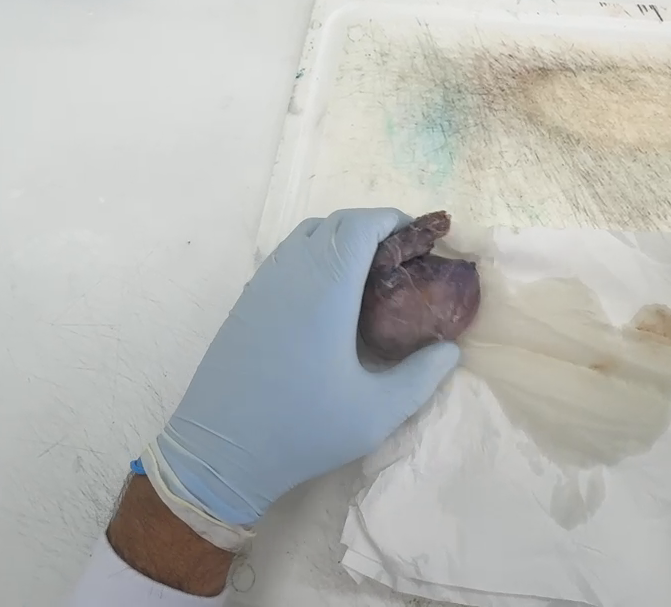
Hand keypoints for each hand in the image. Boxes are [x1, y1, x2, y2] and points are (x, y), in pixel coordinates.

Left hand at [154, 209, 460, 525]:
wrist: (220, 451)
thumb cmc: (301, 429)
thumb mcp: (376, 413)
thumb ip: (422, 377)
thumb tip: (451, 350)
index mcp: (326, 287)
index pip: (359, 225)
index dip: (391, 219)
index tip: (417, 237)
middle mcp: (293, 271)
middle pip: (335, 222)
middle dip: (371, 226)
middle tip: (399, 255)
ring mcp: (264, 281)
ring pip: (306, 234)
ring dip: (340, 236)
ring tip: (367, 270)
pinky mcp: (247, 297)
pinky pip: (286, 254)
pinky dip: (314, 252)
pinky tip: (328, 291)